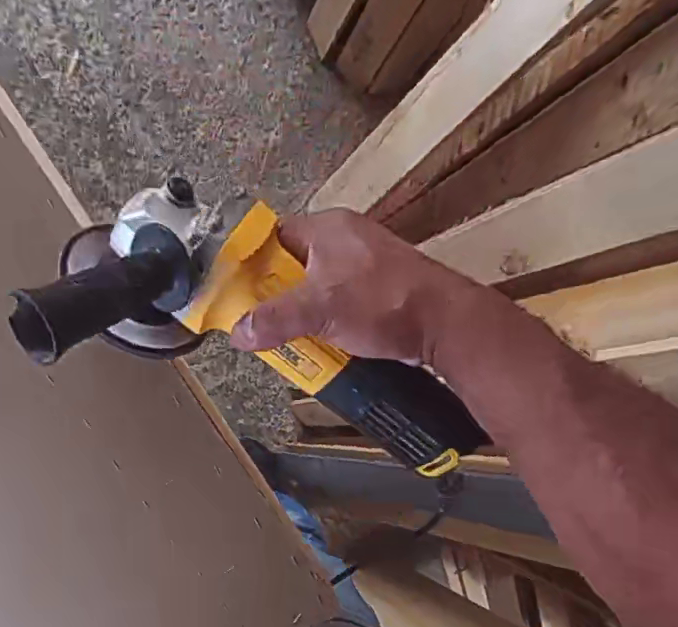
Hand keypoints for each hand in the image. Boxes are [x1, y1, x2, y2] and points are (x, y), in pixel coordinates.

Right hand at [228, 209, 495, 366]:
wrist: (444, 325)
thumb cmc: (391, 301)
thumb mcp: (320, 309)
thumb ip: (274, 320)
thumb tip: (240, 331)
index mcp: (327, 230)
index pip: (271, 239)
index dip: (249, 263)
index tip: (233, 290)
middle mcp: (340, 244)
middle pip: (286, 270)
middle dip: (271, 300)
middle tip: (260, 323)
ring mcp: (357, 270)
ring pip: (307, 293)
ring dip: (295, 319)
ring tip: (290, 338)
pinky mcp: (369, 295)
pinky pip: (328, 309)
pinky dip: (317, 327)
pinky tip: (317, 344)